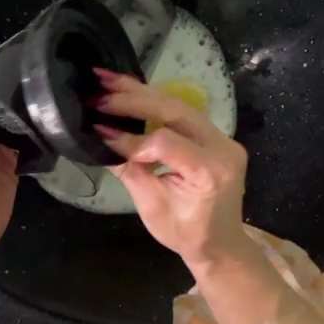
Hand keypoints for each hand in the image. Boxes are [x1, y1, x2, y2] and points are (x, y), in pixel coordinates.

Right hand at [93, 69, 260, 274]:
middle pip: (174, 111)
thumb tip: (102, 137)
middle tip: (100, 89)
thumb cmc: (184, 232)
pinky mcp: (214, 136)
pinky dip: (154, 102)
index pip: (165, 141)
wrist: (219, 244)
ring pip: (178, 105)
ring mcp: (222, 138)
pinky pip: (183, 113)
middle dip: (133, 98)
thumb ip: (129, 168)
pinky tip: (130, 91)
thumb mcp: (151, 204)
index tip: (101, 134)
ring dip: (141, 92)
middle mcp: (222, 147)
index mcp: (209, 170)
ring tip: (108, 79)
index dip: (131, 138)